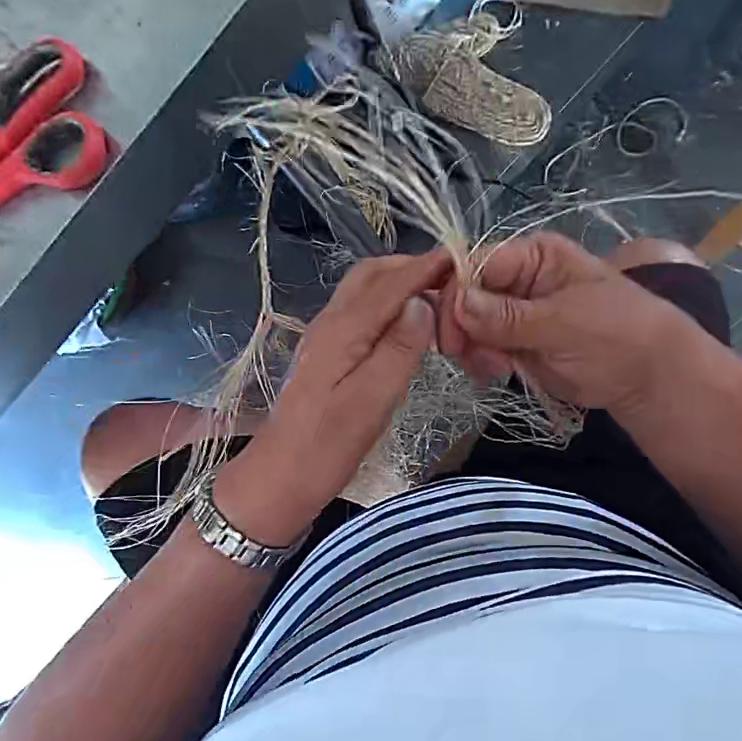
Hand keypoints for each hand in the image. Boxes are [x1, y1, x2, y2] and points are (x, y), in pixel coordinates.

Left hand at [214, 250, 449, 546]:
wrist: (277, 479)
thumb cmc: (325, 449)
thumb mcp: (369, 403)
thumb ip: (397, 350)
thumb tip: (421, 303)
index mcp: (342, 330)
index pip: (391, 282)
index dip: (428, 267)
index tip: (465, 261)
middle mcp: (329, 322)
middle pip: (372, 274)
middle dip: (413, 268)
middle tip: (453, 284)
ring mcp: (324, 337)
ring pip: (364, 290)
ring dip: (400, 285)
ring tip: (438, 303)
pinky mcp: (326, 354)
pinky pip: (360, 312)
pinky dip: (388, 305)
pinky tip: (408, 329)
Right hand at [441, 232, 712, 413]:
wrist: (649, 379)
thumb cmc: (617, 336)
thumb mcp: (562, 323)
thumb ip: (508, 316)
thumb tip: (457, 302)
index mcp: (533, 256)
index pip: (474, 264)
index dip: (455, 294)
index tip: (449, 332)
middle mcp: (518, 278)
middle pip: (465, 294)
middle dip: (462, 327)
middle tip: (468, 356)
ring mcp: (515, 312)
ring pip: (468, 324)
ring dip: (471, 348)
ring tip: (494, 368)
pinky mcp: (515, 342)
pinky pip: (482, 346)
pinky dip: (480, 361)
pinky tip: (495, 373)